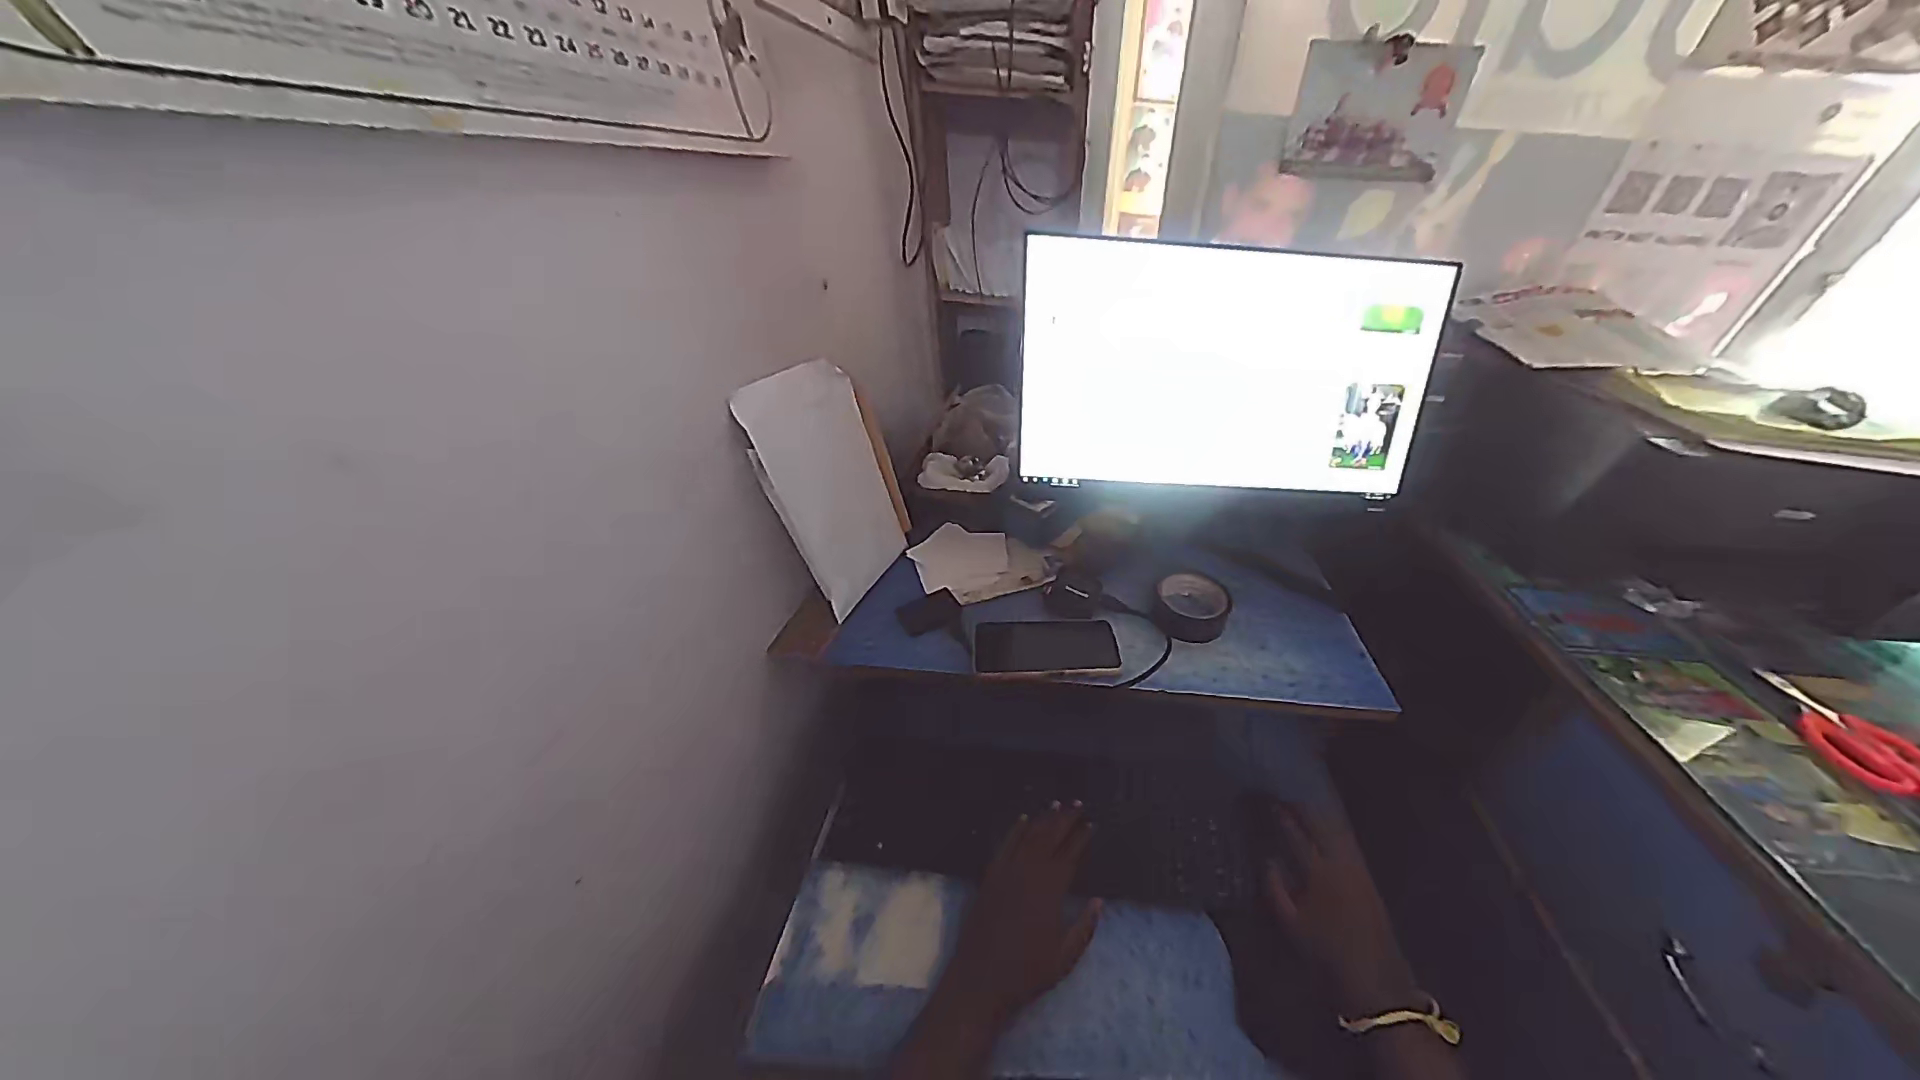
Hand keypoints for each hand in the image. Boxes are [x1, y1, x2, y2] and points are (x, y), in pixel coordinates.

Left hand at [887, 805, 1100, 1079]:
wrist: (981, 978)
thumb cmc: (1027, 972)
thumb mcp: (1065, 957)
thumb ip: (1085, 928)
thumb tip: (1098, 902)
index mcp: (1050, 890)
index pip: (1069, 854)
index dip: (1081, 837)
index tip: (1091, 823)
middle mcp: (1028, 872)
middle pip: (1049, 837)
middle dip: (1065, 819)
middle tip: (1077, 803)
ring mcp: (1006, 871)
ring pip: (1028, 836)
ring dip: (1043, 818)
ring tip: (1056, 804)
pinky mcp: (990, 876)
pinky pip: (1005, 845)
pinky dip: (1015, 829)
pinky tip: (1023, 819)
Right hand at [1261, 803, 1416, 1014]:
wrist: (1375, 982)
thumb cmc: (1326, 954)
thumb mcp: (1290, 923)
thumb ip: (1275, 887)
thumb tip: (1267, 859)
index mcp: (1318, 871)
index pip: (1294, 832)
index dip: (1279, 813)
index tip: (1264, 797)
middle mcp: (1341, 863)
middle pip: (1319, 825)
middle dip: (1300, 807)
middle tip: (1281, 793)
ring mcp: (1358, 870)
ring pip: (1336, 831)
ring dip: (1317, 816)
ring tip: (1299, 803)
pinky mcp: (1368, 879)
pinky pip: (1346, 843)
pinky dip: (1332, 830)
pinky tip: (1323, 828)